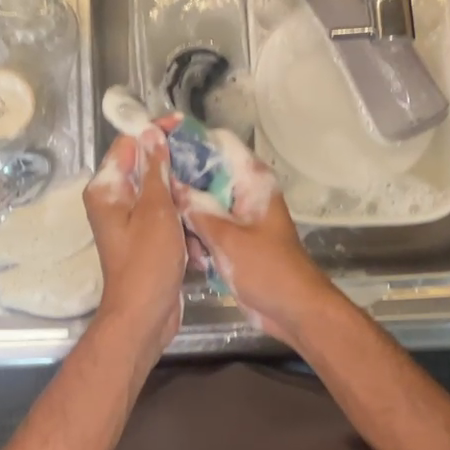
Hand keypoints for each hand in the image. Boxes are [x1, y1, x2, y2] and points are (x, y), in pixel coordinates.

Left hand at [83, 129, 184, 354]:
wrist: (145, 316)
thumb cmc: (147, 262)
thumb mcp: (155, 211)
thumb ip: (155, 170)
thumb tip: (151, 133)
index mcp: (107, 189)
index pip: (128, 144)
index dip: (153, 131)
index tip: (182, 124)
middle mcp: (113, 201)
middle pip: (144, 166)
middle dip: (174, 164)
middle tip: (203, 156)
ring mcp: (129, 220)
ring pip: (159, 192)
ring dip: (181, 194)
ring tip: (205, 189)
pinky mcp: (145, 238)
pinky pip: (165, 215)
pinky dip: (181, 218)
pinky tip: (198, 226)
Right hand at [174, 129, 348, 346]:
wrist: (294, 312)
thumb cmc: (268, 270)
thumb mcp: (227, 238)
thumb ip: (196, 208)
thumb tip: (168, 182)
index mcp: (252, 180)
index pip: (219, 142)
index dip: (189, 138)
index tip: (157, 140)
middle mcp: (244, 191)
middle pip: (204, 172)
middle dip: (180, 184)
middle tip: (155, 195)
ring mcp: (237, 215)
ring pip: (200, 202)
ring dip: (188, 219)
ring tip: (185, 239)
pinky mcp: (232, 238)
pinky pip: (205, 226)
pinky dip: (197, 239)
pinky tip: (196, 258)